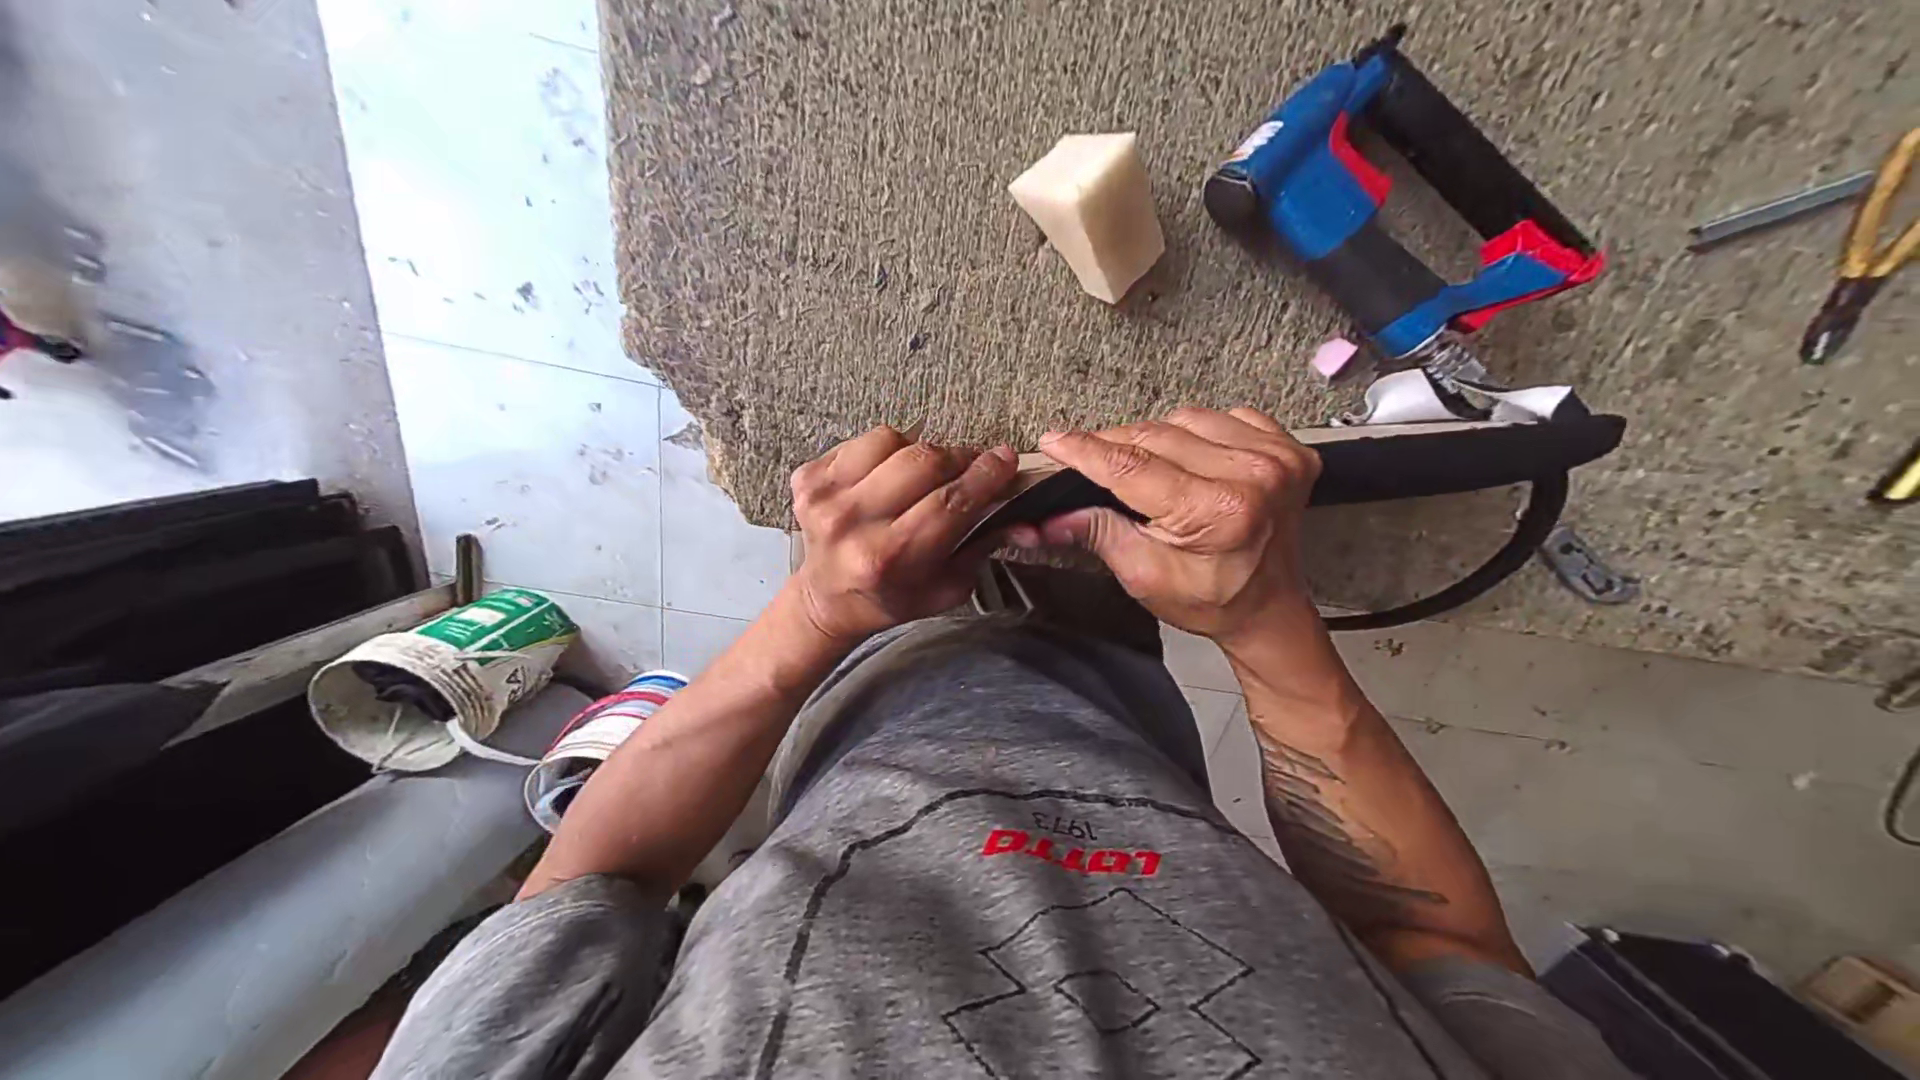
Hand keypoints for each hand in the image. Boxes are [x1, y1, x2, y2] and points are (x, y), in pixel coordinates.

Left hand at [788, 426, 1017, 643]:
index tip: (1005, 459)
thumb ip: (983, 548)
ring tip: (924, 474)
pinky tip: (889, 475)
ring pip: (893, 440)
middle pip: (924, 462)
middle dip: (959, 459)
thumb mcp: (947, 587)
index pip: (950, 501)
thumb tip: (1023, 517)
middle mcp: (852, 524)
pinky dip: (886, 450)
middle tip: (971, 465)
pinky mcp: (808, 477)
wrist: (828, 599)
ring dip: (920, 452)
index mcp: (888, 558)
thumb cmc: (892, 597)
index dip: (985, 475)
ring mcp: (825, 497)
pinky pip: (863, 441)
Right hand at [1017, 406, 1320, 647]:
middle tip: (1089, 460)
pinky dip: (1194, 432)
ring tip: (1147, 470)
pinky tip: (1189, 459)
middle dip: (1112, 445)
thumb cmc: (1215, 599)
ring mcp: (1274, 455)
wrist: (1269, 608)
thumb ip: (1098, 534)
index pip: (1130, 464)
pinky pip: (1220, 417)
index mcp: (1216, 510)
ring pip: (1182, 420)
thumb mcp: (1144, 576)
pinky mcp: (1284, 447)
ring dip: (1153, 438)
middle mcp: (1252, 473)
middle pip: (1154, 435)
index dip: (1085, 450)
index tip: (1056, 441)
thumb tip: (1053, 517)